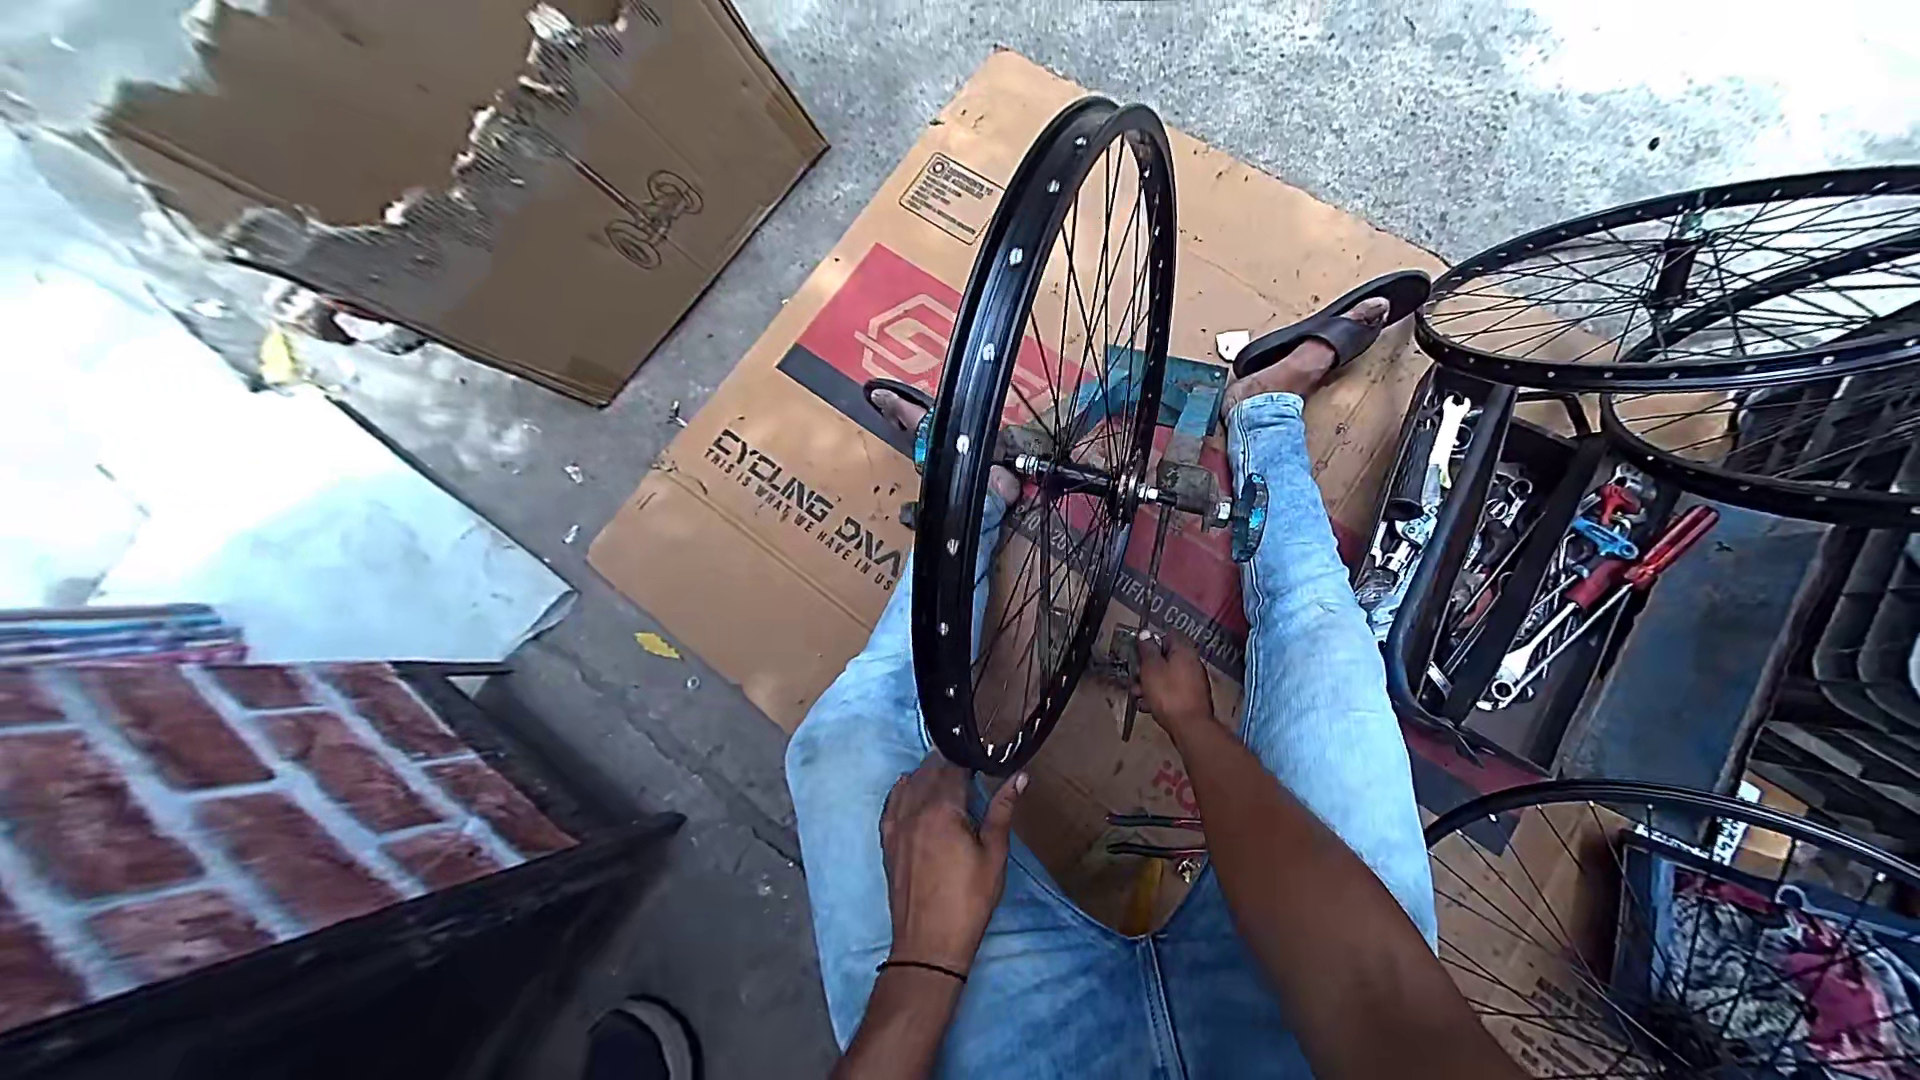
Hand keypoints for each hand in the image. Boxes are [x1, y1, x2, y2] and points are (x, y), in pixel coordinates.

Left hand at [879, 755, 1025, 972]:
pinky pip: (890, 804)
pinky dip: (900, 790)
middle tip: (965, 759)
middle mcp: (915, 810)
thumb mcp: (994, 854)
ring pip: (909, 784)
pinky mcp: (888, 841)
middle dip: (947, 761)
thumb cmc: (968, 900)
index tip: (981, 754)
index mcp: (943, 809)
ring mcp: (897, 825)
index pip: (954, 769)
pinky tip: (905, 783)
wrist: (929, 943)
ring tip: (943, 768)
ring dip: (925, 772)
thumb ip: (1002, 809)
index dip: (967, 759)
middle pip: (929, 771)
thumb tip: (1019, 777)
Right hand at [1133, 628, 1214, 735]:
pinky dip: (1160, 695)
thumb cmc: (1167, 693)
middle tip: (1134, 677)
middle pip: (1165, 658)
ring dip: (1150, 683)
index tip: (1138, 652)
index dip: (1151, 641)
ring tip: (1137, 695)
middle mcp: (1193, 663)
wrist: (1190, 727)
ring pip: (1167, 676)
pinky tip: (1147, 706)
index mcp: (1184, 651)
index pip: (1168, 635)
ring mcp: (1194, 682)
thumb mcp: (1151, 668)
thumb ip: (1147, 649)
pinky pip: (1173, 691)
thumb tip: (1145, 633)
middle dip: (1147, 667)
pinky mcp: (1192, 699)